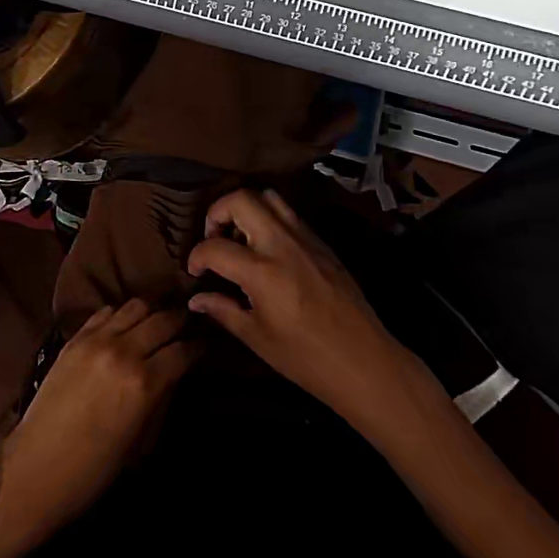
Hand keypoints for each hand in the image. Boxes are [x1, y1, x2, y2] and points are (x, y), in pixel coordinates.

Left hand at [0, 300, 199, 557]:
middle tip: (187, 327)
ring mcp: (97, 340)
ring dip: (152, 312)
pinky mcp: (75, 338)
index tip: (205, 346)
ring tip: (157, 322)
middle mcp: (124, 352)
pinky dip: (122, 314)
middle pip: (164, 319)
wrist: (34, 469)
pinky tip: (125, 327)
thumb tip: (177, 373)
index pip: (184, 350)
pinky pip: (106, 311)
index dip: (199, 347)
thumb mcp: (140, 443)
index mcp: (144, 383)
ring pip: (136, 305)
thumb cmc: (94, 469)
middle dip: (181, 321)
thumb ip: (162, 400)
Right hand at [186, 190, 412, 423]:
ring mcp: (306, 238)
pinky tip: (268, 249)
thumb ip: (223, 310)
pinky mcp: (322, 242)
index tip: (194, 270)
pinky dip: (270, 219)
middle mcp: (282, 244)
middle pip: (242, 199)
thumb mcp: (258, 338)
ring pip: (269, 197)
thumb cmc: (306, 358)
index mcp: (262, 271)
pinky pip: (290, 214)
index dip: (196, 255)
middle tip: (214, 238)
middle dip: (217, 212)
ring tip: (240, 238)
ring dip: (247, 209)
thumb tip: (196, 298)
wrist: (364, 360)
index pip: (215, 246)